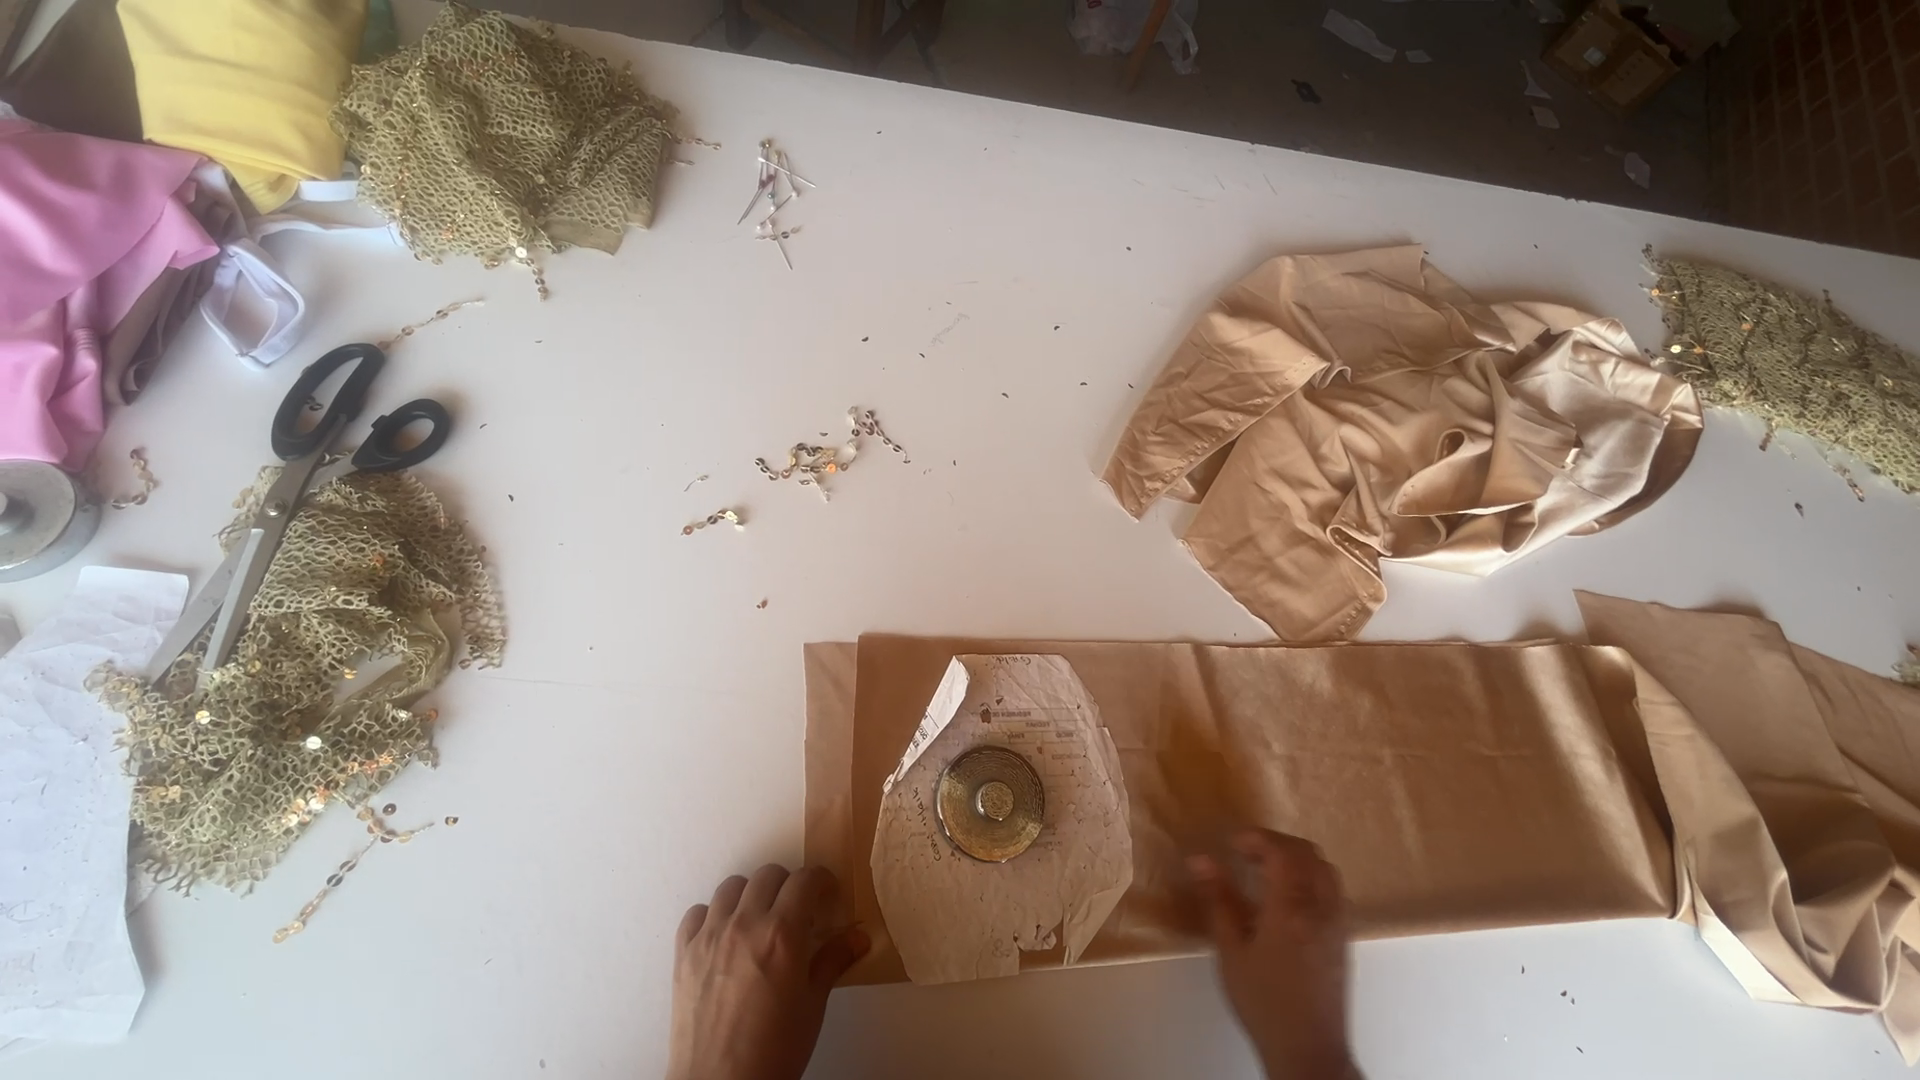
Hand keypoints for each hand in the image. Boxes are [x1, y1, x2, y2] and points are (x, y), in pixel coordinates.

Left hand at [666, 865, 869, 1079]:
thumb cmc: (776, 1048)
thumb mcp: (814, 1004)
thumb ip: (834, 961)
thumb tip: (859, 937)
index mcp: (783, 933)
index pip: (805, 879)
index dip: (821, 880)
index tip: (827, 894)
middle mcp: (745, 923)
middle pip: (768, 875)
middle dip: (788, 885)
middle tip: (796, 910)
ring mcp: (710, 936)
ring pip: (731, 886)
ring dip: (750, 895)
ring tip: (758, 920)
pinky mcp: (684, 953)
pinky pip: (697, 913)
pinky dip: (712, 915)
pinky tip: (723, 937)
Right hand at [1188, 830, 1358, 1079]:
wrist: (1308, 1050)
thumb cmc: (1262, 1001)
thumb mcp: (1231, 951)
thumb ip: (1218, 900)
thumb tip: (1200, 859)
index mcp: (1291, 910)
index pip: (1282, 852)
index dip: (1257, 839)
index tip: (1232, 844)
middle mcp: (1321, 910)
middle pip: (1308, 854)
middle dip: (1276, 844)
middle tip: (1247, 853)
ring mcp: (1338, 924)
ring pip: (1325, 869)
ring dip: (1297, 858)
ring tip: (1266, 871)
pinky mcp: (1344, 938)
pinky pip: (1332, 890)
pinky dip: (1310, 877)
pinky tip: (1288, 897)